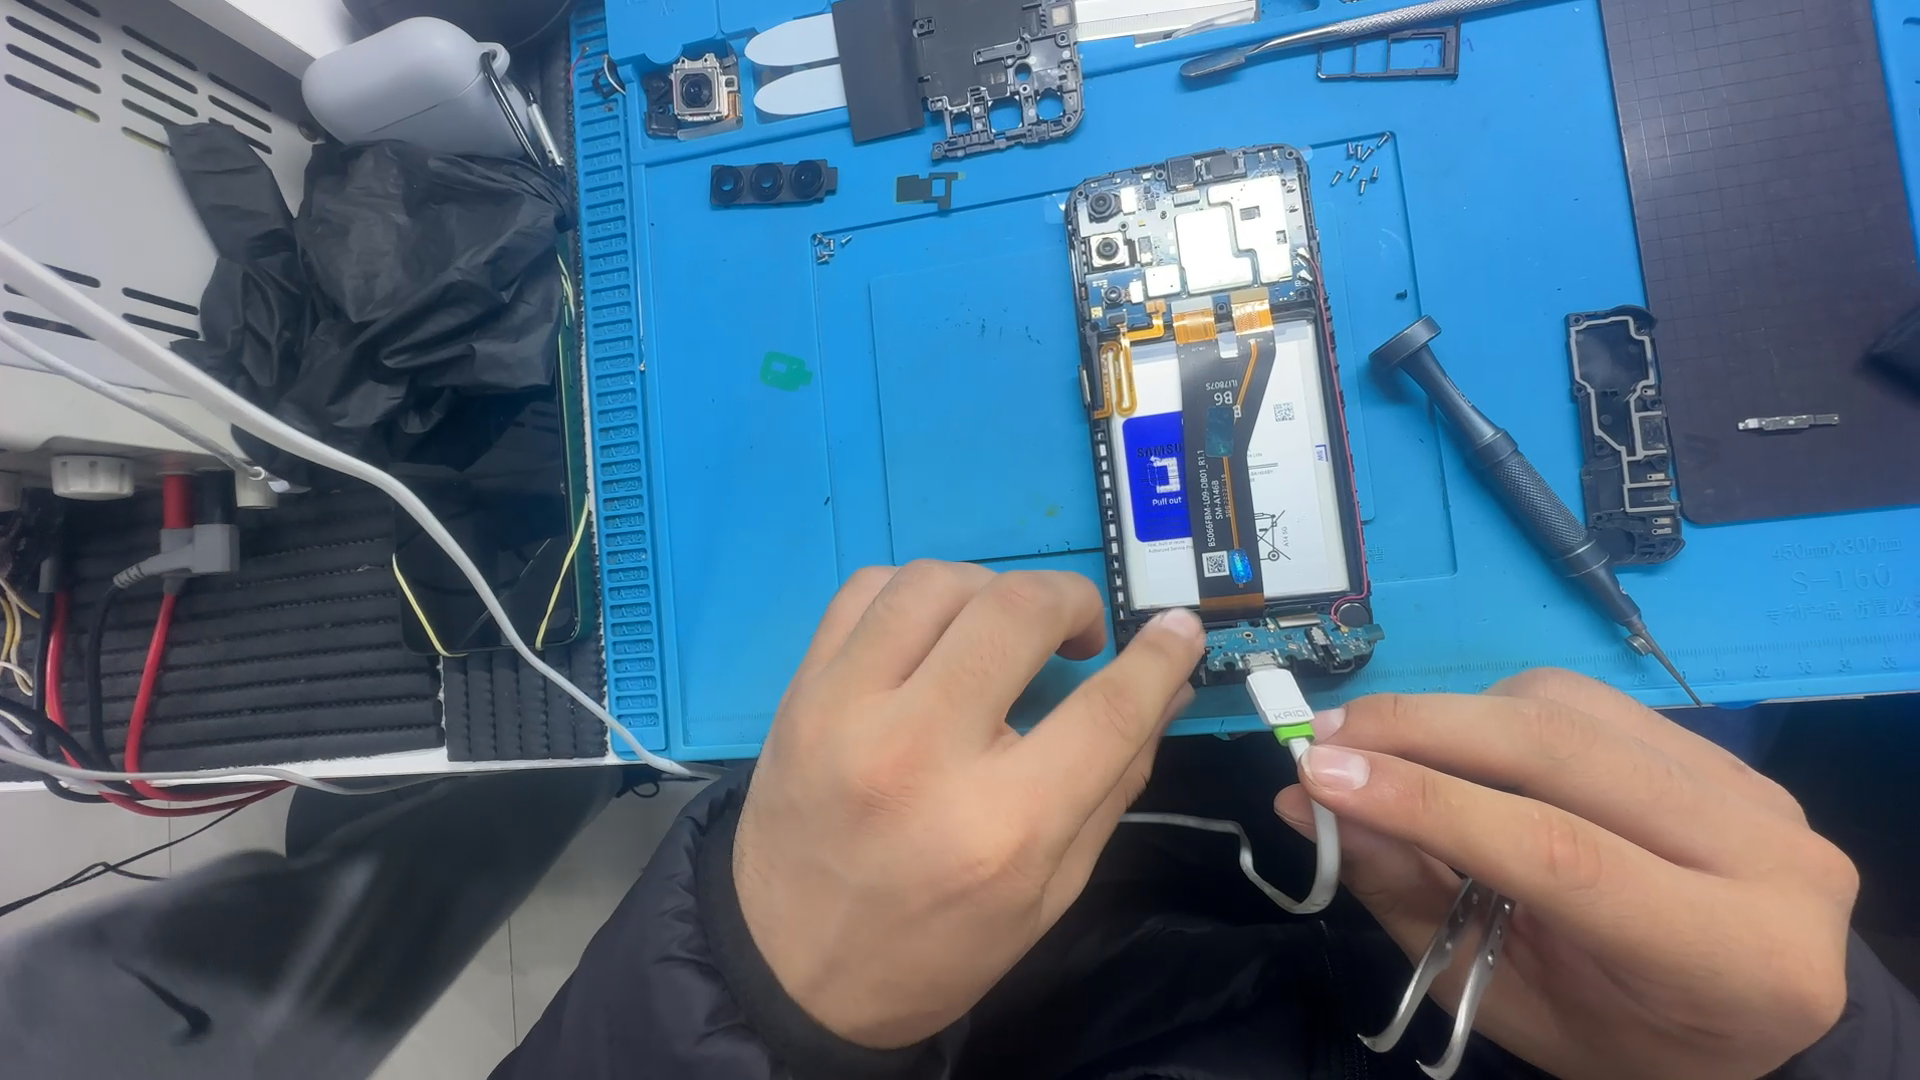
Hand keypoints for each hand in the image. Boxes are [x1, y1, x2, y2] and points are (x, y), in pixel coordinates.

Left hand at [734, 561, 1203, 1048]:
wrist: (789, 965)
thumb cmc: (935, 943)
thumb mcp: (1050, 891)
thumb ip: (1116, 781)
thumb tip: (1166, 687)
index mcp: (1002, 826)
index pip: (1107, 709)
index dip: (1158, 657)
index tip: (1179, 629)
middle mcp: (921, 751)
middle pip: (1016, 613)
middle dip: (1070, 601)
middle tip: (1077, 634)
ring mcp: (847, 710)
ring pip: (937, 582)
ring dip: (991, 588)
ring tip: (1002, 628)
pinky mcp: (802, 690)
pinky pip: (866, 589)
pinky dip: (917, 591)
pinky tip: (935, 629)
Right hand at [1275, 669, 1856, 1079]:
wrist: (1738, 1021)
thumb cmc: (1602, 1025)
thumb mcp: (1489, 987)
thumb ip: (1397, 888)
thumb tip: (1301, 802)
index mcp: (1727, 955)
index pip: (1557, 851)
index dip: (1422, 800)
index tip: (1315, 772)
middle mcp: (1764, 855)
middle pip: (1556, 749)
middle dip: (1416, 728)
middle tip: (1322, 737)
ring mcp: (1745, 787)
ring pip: (1557, 705)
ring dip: (1447, 715)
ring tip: (1386, 748)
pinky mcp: (1711, 749)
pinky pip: (1575, 696)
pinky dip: (1489, 706)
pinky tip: (1465, 746)